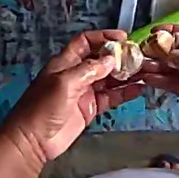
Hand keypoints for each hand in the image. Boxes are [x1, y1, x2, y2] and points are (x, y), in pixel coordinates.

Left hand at [0, 31, 144, 165]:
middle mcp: (77, 74)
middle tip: (140, 56)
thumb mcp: (65, 83)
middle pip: (101, 60)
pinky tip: (139, 89)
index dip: (103, 37)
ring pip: (109, 78)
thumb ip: (89, 69)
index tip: (123, 38)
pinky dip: (125, 93)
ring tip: (145, 71)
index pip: (86, 42)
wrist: (33, 141)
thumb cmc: (43, 107)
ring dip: (126, 74)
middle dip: (120, 57)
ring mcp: (84, 92)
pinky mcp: (90, 108)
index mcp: (66, 62)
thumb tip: (111, 59)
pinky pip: (111, 97)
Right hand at [140, 26, 178, 146]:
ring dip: (156, 65)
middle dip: (159, 49)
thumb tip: (170, 54)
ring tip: (139, 66)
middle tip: (140, 51)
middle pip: (177, 50)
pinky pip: (172, 83)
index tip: (154, 31)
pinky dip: (159, 80)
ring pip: (171, 67)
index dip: (173, 31)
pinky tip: (147, 79)